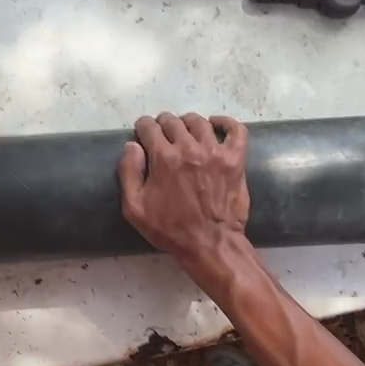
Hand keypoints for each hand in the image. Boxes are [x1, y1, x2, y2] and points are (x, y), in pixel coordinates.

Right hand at [118, 112, 251, 265]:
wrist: (210, 244)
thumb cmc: (170, 229)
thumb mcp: (134, 208)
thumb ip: (128, 173)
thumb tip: (132, 145)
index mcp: (164, 158)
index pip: (149, 127)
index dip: (143, 127)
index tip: (143, 133)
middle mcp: (189, 148)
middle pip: (173, 121)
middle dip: (162, 124)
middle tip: (162, 135)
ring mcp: (215, 152)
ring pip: (199, 122)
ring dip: (187, 123)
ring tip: (185, 131)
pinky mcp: (235, 160)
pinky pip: (235, 130)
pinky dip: (226, 123)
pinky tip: (216, 125)